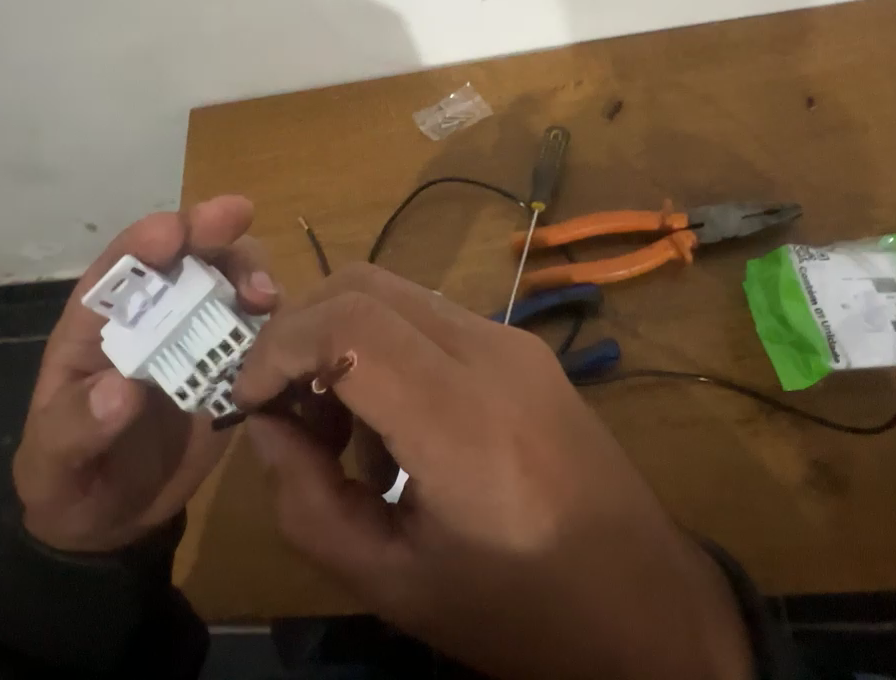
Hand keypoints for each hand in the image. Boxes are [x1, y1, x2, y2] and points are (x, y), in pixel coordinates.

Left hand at [12, 197, 277, 552]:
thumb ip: (79, 424)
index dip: (146, 241)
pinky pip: (261, 334)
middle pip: (186, 257)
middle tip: (240, 221)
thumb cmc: (70, 478)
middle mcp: (154, 316)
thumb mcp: (55, 459)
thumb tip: (122, 389)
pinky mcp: (232, 367)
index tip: (175, 231)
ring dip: (250, 274)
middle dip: (211, 234)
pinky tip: (289, 333)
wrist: (114, 519)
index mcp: (101, 322)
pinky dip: (277, 324)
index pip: (121, 266)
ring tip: (265, 298)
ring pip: (229, 283)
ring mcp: (197, 337)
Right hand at [233, 264, 752, 679]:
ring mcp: (513, 342)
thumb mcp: (391, 584)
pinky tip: (391, 425)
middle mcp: (490, 353)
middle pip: (364, 285)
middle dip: (299, 330)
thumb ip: (308, 504)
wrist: (648, 606)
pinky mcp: (524, 348)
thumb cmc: (518, 610)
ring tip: (335, 427)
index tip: (248, 402)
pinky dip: (383, 346)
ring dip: (340, 337)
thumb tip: (268, 428)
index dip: (277, 349)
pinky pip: (430, 318)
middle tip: (279, 405)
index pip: (347, 325)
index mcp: (462, 419)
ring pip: (394, 292)